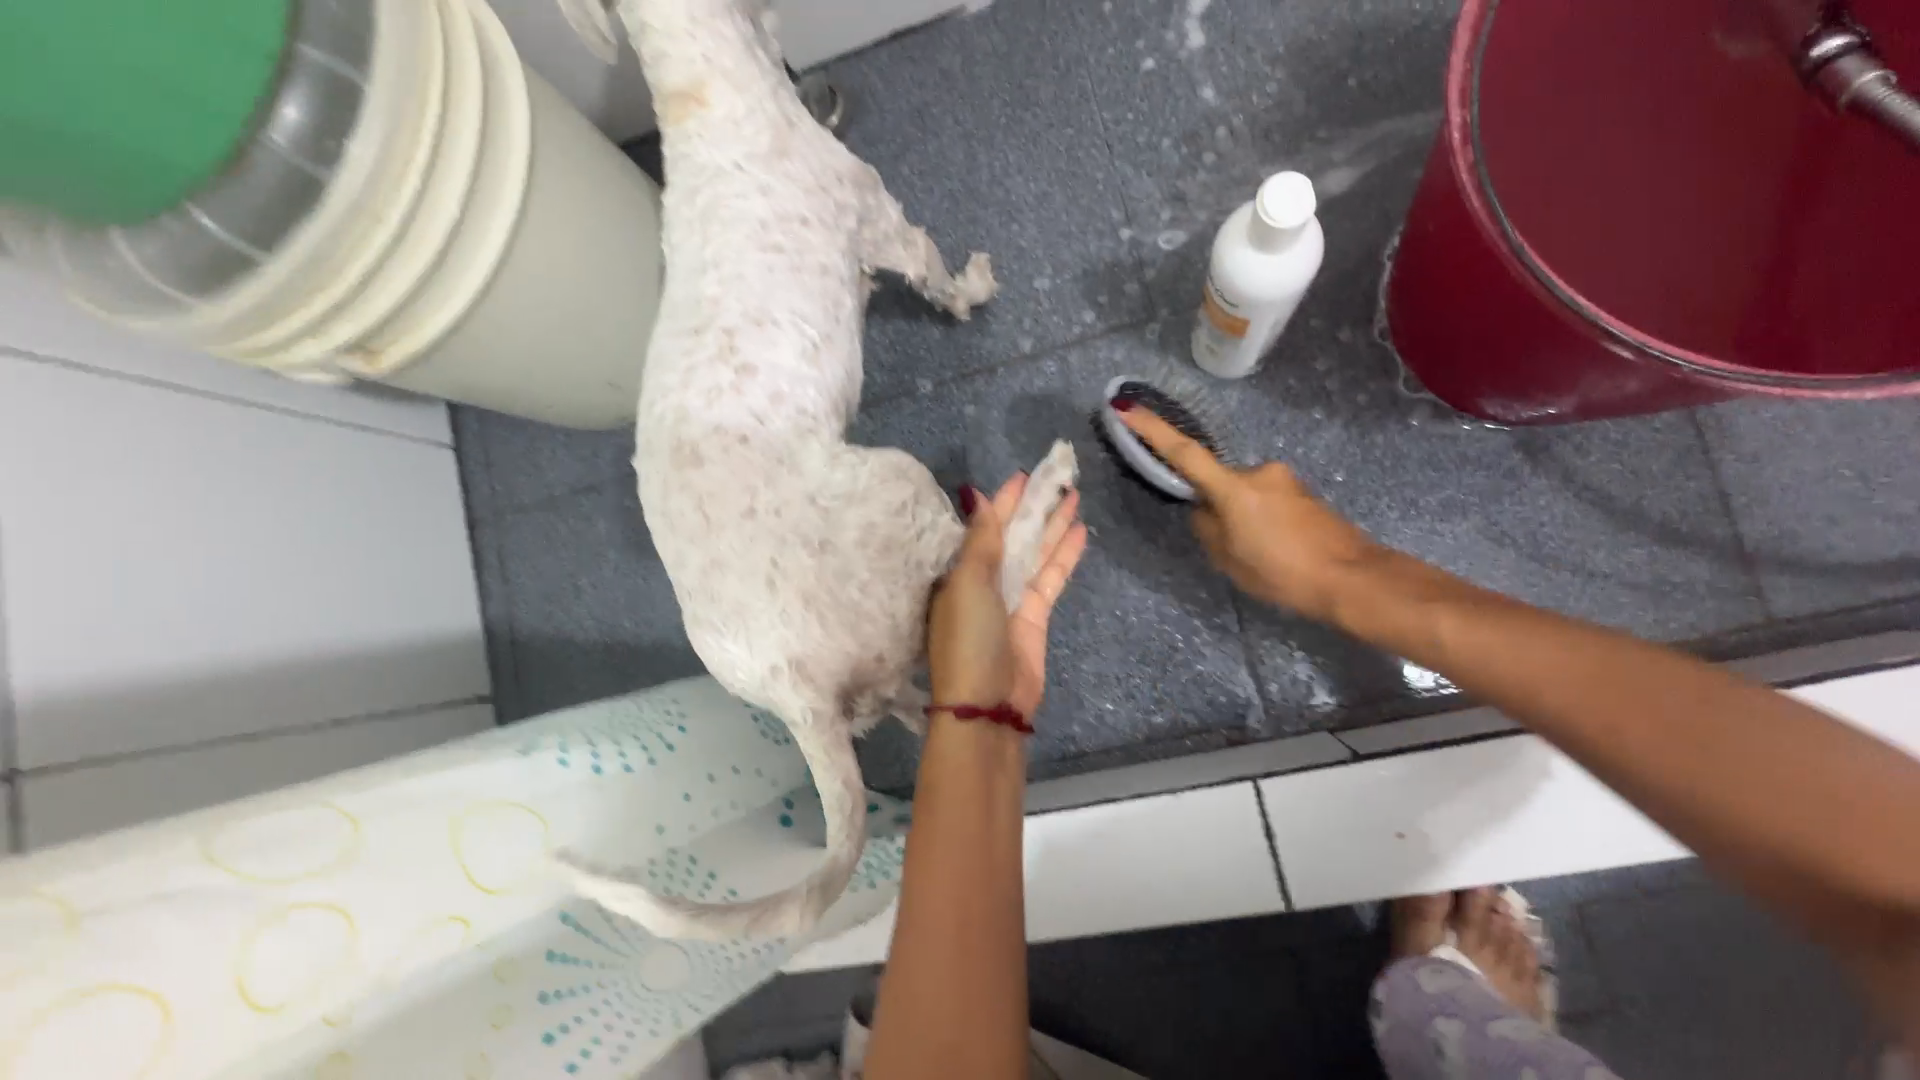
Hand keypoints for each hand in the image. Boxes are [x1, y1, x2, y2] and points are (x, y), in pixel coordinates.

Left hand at [927, 475, 1088, 718]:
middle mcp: (982, 582)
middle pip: (1013, 537)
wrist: (987, 705)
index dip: (1005, 502)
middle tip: (1059, 478)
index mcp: (958, 572)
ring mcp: (1010, 600)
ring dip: (1053, 527)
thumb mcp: (968, 584)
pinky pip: (1050, 579)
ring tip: (1074, 497)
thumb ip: (980, 541)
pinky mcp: (1034, 618)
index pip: (985, 527)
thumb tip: (977, 496)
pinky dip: (1063, 557)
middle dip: (1034, 509)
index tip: (1024, 476)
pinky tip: (1079, 533)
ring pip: (1035, 554)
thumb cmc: (969, 639)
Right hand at [1115, 405, 1381, 620]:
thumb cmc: (1283, 573)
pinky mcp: (1303, 494)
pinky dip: (1263, 522)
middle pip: (1218, 483)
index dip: (1152, 430)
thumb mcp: (1229, 560)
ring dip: (1242, 518)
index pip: (1183, 454)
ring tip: (1261, 557)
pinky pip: (1267, 502)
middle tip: (1229, 548)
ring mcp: (1285, 480)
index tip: (1126, 408)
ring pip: (1243, 495)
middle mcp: (1258, 472)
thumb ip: (1206, 529)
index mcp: (1233, 488)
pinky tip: (1279, 552)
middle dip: (1215, 508)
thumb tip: (1203, 511)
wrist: (1354, 578)